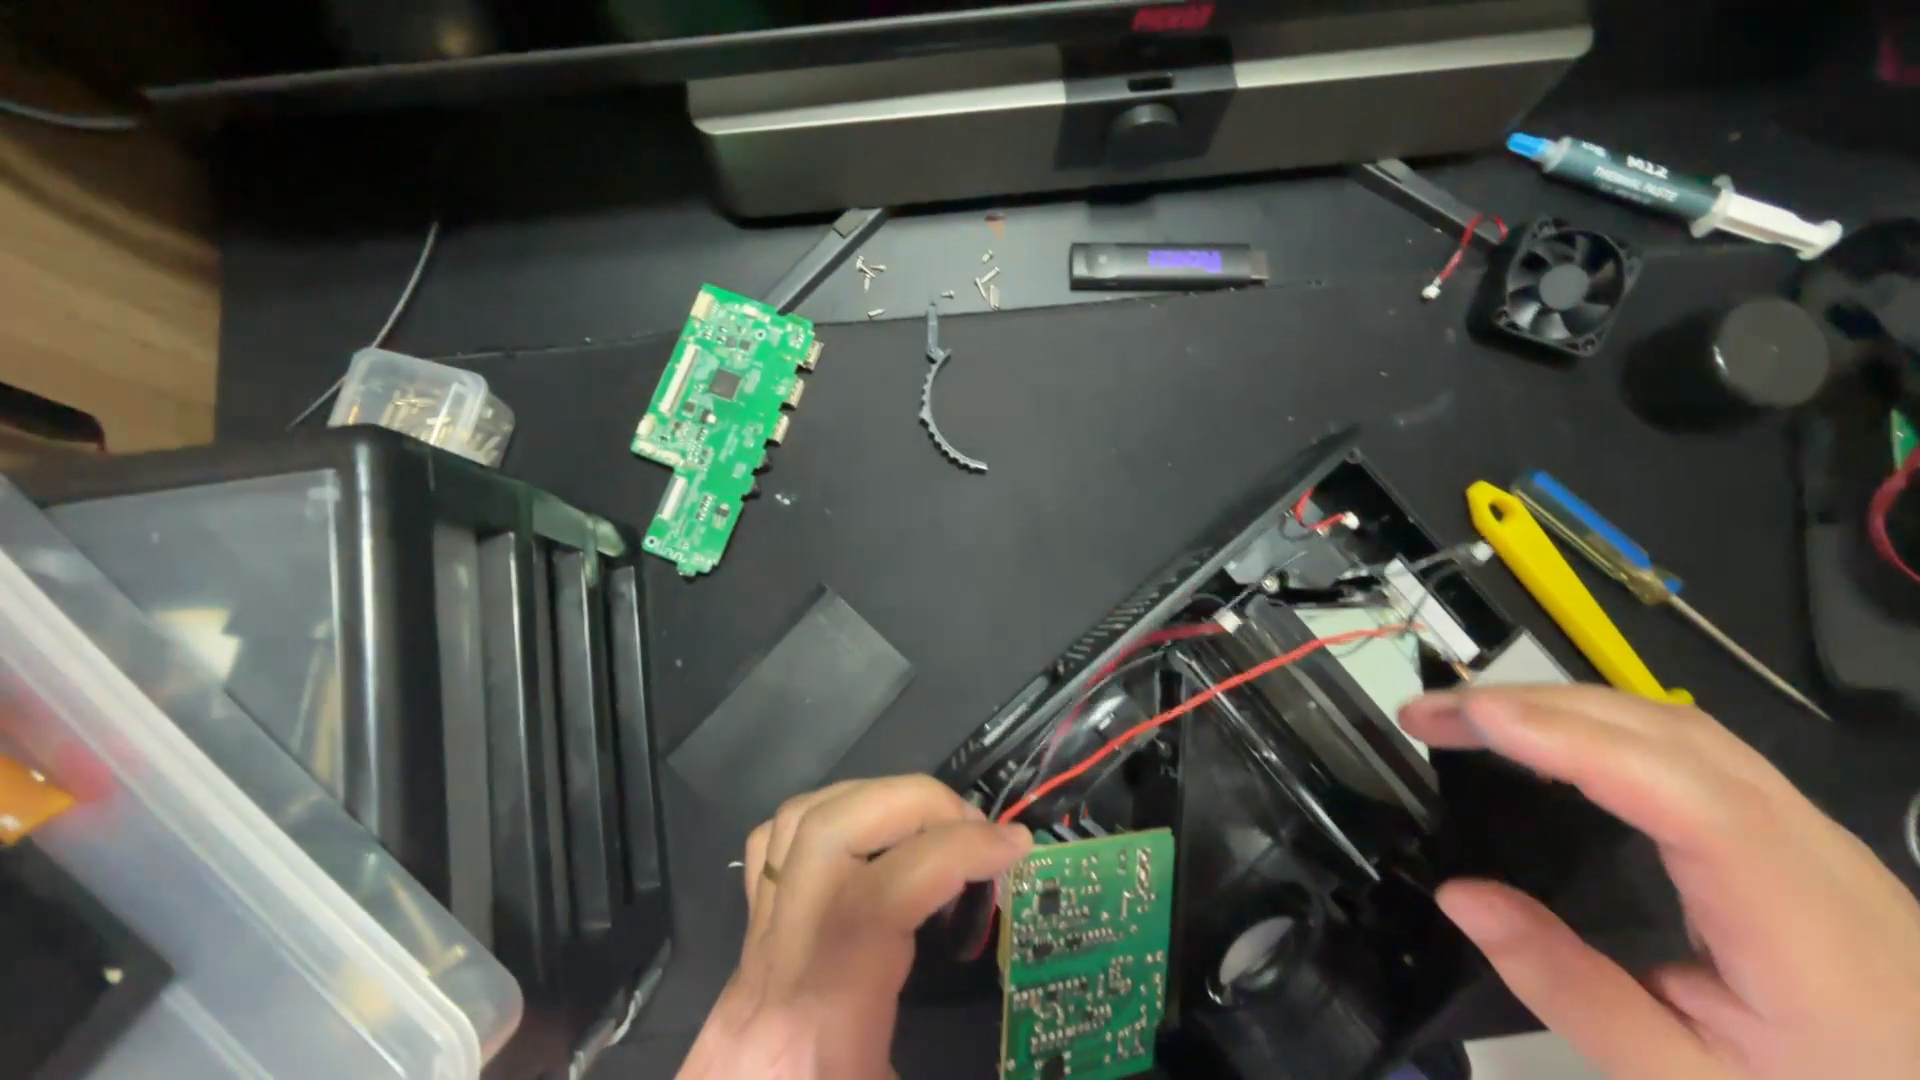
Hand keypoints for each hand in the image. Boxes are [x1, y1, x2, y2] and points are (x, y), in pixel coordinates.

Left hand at [678, 776, 1033, 1079]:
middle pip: (828, 831)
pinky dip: (830, 819)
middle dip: (915, 803)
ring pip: (795, 824)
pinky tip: (874, 843)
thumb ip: (973, 1067)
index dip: (955, 852)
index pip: (882, 895)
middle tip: (978, 829)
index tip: (1013, 848)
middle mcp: (778, 966)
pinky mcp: (748, 946)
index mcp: (823, 1021)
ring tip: (935, 824)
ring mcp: (754, 948)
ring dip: (876, 799)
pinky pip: (774, 849)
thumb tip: (1033, 1061)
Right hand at [1400, 686, 1919, 1078]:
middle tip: (1428, 714)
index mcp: (1796, 920)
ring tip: (1469, 715)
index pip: (1681, 794)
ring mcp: (1809, 829)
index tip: (1469, 716)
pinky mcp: (1791, 827)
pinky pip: (1688, 743)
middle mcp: (1811, 849)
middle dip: (1535, 705)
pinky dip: (1598, 720)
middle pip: (1668, 734)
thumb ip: (1570, 988)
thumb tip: (1458, 894)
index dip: (1572, 741)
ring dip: (1562, 703)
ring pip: (1678, 725)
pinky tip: (1548, 734)